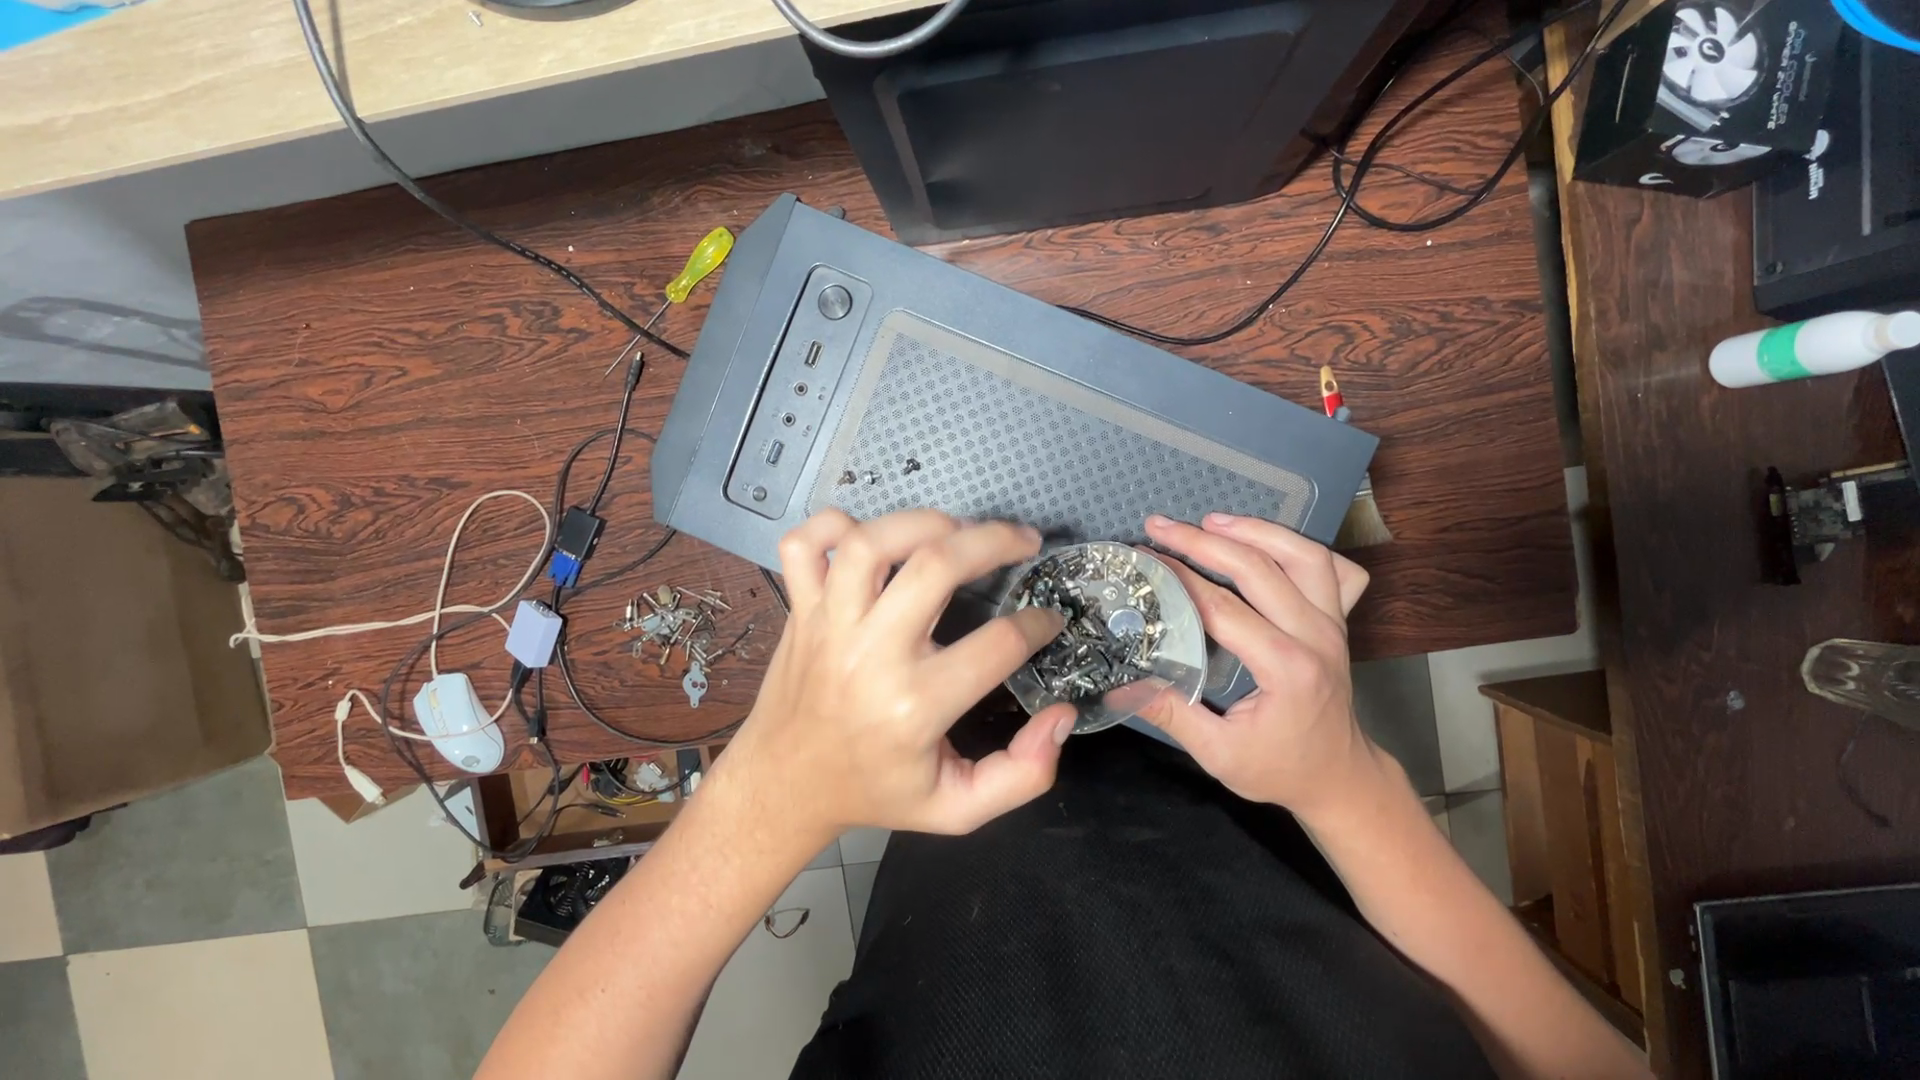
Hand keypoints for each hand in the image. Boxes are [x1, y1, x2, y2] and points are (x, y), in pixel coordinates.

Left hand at [716, 509, 1074, 841]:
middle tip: (1024, 540)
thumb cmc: (875, 792)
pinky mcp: (800, 610)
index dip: (1038, 624)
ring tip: (957, 528)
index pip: (998, 644)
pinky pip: (805, 545)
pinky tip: (873, 534)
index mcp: (916, 707)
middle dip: (994, 540)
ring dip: (922, 521)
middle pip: (936, 566)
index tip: (1048, 619)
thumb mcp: (957, 808)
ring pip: (870, 543)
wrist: (785, 787)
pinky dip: (835, 524)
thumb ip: (1022, 774)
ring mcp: (829, 626)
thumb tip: (1061, 717)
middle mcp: (871, 656)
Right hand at [1134, 512, 1377, 817]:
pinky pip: (1336, 570)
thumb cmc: (1279, 769)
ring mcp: (1334, 624)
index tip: (1144, 556)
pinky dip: (1304, 549)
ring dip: (1256, 530)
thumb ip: (1171, 715)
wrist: (1340, 778)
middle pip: (1259, 568)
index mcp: (1285, 667)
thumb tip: (1117, 687)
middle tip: (1160, 525)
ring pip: (1303, 556)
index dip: (1179, 577)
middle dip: (1203, 541)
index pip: (1223, 607)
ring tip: (1211, 520)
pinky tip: (1271, 543)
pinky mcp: (1340, 622)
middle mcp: (1315, 636)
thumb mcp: (1219, 754)